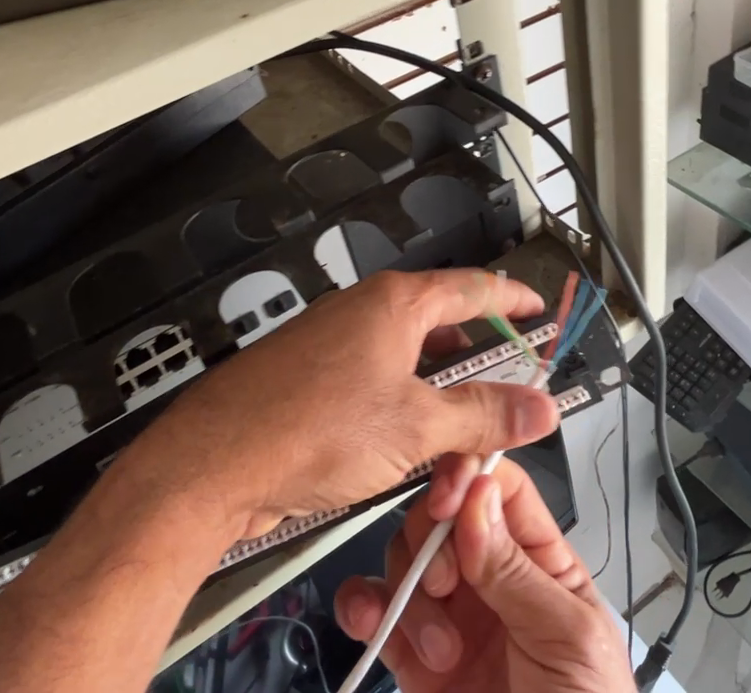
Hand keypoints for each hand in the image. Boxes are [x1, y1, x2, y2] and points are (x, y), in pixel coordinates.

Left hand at [118, 269, 561, 539]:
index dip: (512, 297)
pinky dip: (404, 405)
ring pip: (407, 358)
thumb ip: (482, 415)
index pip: (471, 286)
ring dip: (441, 389)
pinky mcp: (312, 380)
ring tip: (466, 423)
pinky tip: (410, 442)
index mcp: (393, 303)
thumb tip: (534, 408)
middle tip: (510, 380)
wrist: (215, 463)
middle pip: (440, 322)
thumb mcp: (415, 425)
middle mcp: (361, 313)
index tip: (535, 305)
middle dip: (479, 354)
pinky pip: (376, 382)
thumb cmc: (303, 427)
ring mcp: (333, 345)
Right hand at [335, 455, 633, 692]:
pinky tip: (371, 621)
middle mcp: (490, 579)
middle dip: (431, 542)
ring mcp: (450, 616)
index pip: (500, 490)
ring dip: (408, 595)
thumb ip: (518, 570)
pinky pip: (375, 610)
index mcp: (540, 561)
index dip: (468, 478)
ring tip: (441, 652)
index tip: (447, 497)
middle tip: (444, 583)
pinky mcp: (413, 657)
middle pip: (440, 517)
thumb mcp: (569, 639)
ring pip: (405, 560)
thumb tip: (477, 495)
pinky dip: (362, 605)